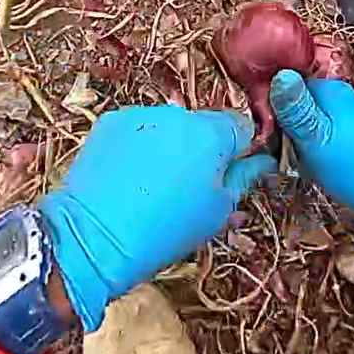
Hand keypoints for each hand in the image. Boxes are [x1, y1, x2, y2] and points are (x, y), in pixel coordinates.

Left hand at [39, 106, 273, 330]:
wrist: (91, 238)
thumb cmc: (165, 229)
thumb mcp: (217, 213)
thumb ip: (243, 179)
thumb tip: (262, 161)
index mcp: (212, 135)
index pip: (242, 127)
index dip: (239, 151)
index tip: (228, 174)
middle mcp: (180, 115)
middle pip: (205, 126)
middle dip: (204, 150)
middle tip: (191, 187)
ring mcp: (144, 115)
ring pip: (172, 127)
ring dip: (173, 146)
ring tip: (155, 184)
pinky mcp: (112, 121)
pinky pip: (141, 129)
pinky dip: (142, 146)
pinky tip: (132, 176)